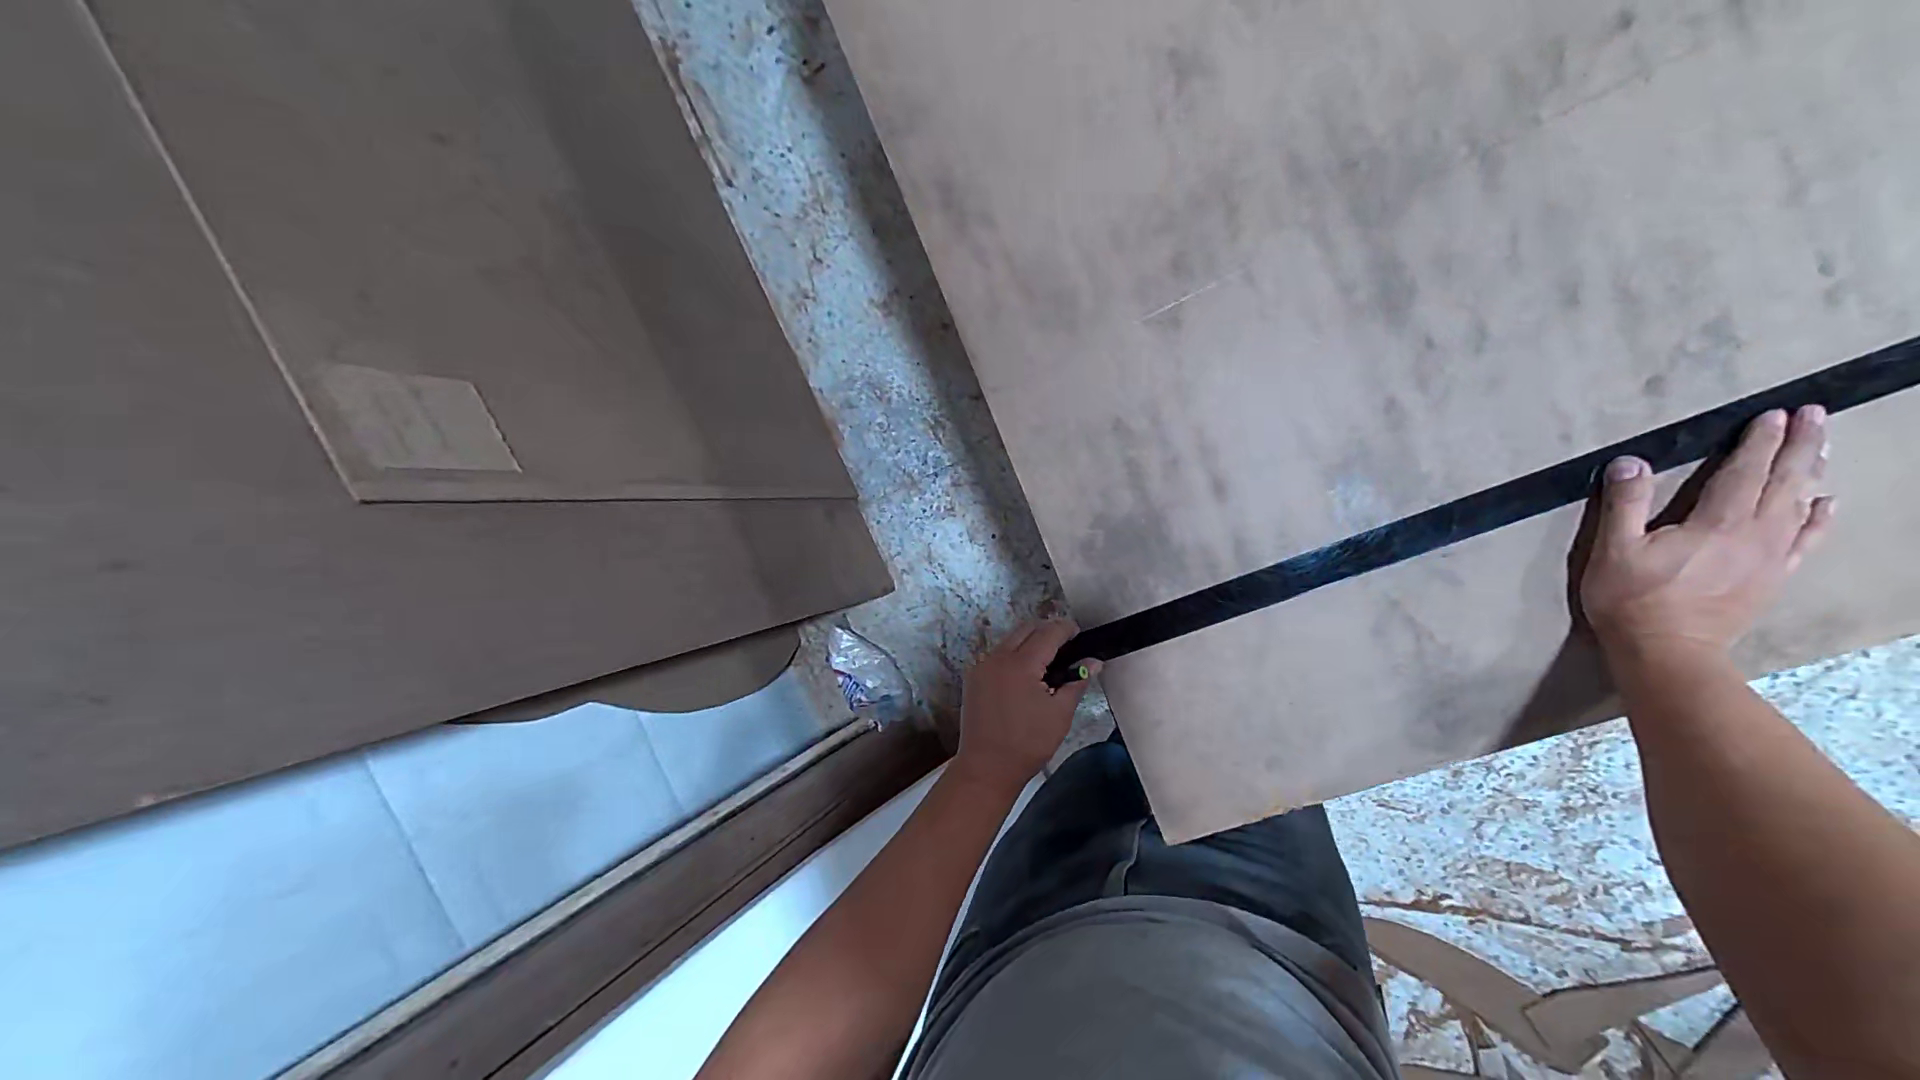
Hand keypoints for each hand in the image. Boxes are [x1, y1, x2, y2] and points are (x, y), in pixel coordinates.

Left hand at [952, 619, 1099, 791]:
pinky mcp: (973, 678)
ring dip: (1029, 641)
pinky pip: (997, 655)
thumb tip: (1094, 661)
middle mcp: (997, 658)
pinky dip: (1014, 654)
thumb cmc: (1028, 743)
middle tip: (1067, 646)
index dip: (1066, 629)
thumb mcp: (1060, 714)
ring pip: (1009, 640)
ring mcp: (981, 666)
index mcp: (1020, 664)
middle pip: (1026, 629)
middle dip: (1047, 631)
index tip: (1079, 633)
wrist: (987, 767)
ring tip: (1048, 661)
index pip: (1048, 633)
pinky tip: (1026, 673)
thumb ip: (1076, 681)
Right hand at [1581, 406, 1834, 661]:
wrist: (1666, 650)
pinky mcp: (1772, 576)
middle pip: (1785, 481)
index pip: (1745, 472)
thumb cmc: (1631, 599)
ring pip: (1801, 503)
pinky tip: (1826, 504)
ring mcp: (1770, 556)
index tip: (1772, 415)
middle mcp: (1755, 534)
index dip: (1758, 442)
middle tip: (1813, 415)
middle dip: (1799, 445)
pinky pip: (1806, 538)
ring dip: (1812, 471)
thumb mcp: (1612, 550)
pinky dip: (1819, 517)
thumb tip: (1630, 462)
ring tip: (1820, 447)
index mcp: (1717, 523)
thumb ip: (1624, 504)